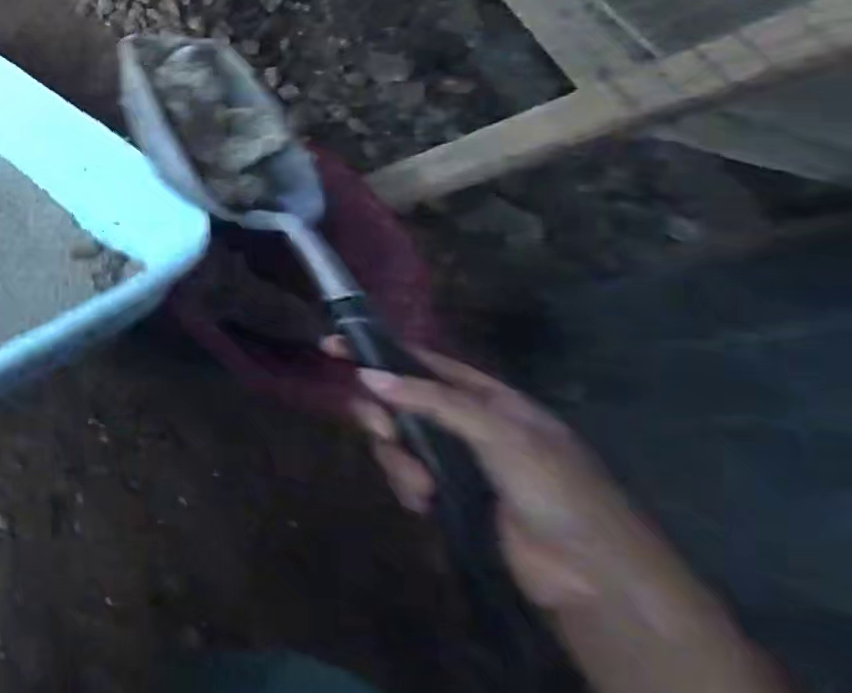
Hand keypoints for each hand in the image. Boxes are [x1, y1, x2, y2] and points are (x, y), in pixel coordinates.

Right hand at [325, 337, 654, 608]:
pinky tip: (424, 503)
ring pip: (398, 441)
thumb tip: (366, 376)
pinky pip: (405, 475)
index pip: (425, 363)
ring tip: (420, 486)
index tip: (332, 346)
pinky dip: (407, 486)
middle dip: (384, 415)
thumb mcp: (499, 435)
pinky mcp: (447, 496)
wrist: (594, 579)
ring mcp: (458, 463)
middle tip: (380, 429)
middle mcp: (471, 425)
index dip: (379, 352)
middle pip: (402, 402)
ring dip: (399, 460)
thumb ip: (432, 401)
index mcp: (493, 401)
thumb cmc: (557, 492)